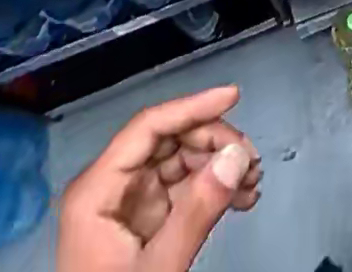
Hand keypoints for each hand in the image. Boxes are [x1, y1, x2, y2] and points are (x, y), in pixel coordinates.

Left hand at [56, 85, 261, 271]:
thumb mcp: (158, 270)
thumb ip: (198, 211)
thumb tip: (237, 155)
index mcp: (97, 190)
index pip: (148, 128)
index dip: (191, 106)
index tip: (233, 96)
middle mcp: (112, 187)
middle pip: (167, 142)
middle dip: (212, 143)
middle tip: (251, 160)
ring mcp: (130, 205)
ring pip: (180, 163)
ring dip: (218, 165)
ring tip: (253, 182)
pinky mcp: (146, 225)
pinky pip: (184, 190)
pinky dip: (213, 189)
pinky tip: (243, 197)